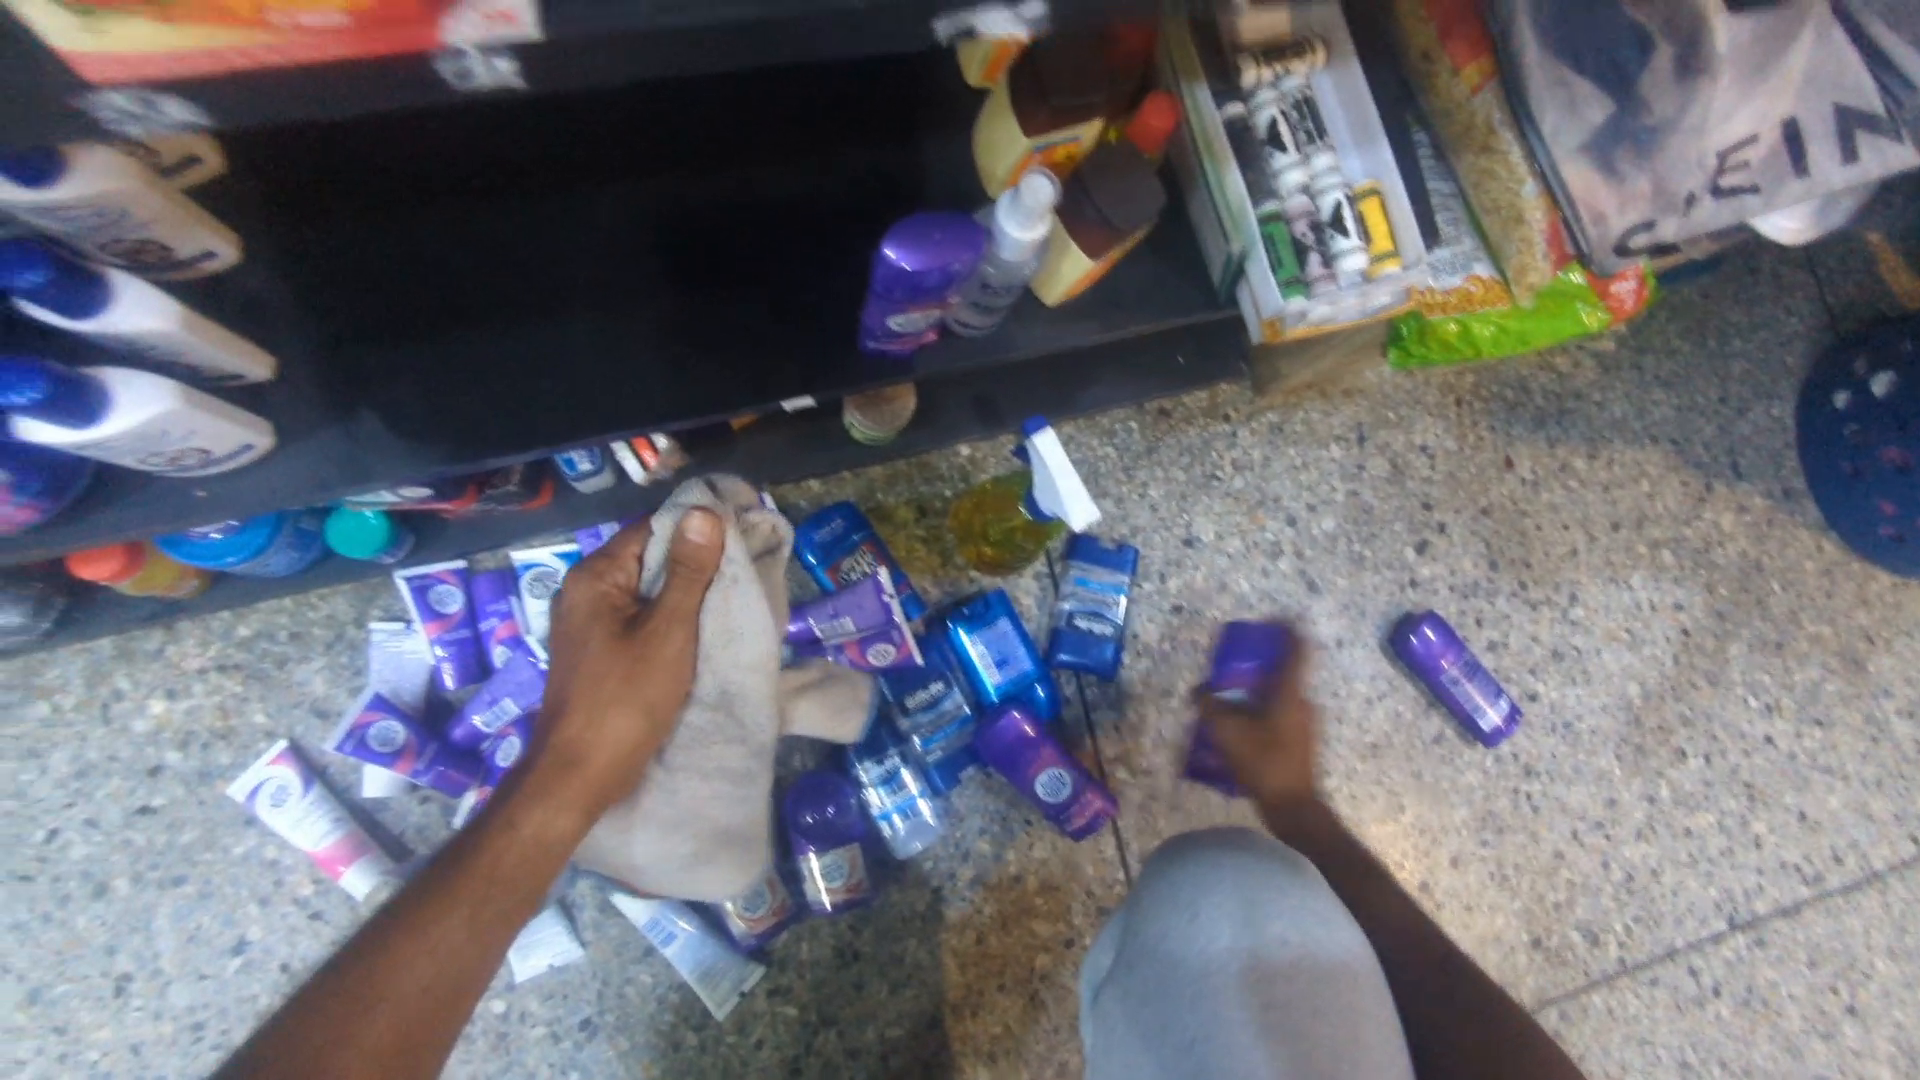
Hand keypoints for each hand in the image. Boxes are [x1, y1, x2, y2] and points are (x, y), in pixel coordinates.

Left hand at [524, 509, 723, 823]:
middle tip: (745, 567)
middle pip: (649, 559)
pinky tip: (702, 630)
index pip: (651, 529)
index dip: (696, 528)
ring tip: (732, 597)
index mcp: (595, 577)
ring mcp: (590, 624)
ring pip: (648, 592)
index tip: (741, 533)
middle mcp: (586, 592)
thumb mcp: (668, 631)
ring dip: (686, 595)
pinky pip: (641, 619)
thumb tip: (704, 512)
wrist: (580, 774)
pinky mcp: (600, 651)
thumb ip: (688, 572)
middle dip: (696, 563)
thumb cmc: (626, 699)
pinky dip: (671, 620)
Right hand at [1196, 627, 1320, 811]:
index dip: (1288, 629)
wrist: (1293, 806)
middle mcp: (1302, 702)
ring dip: (1257, 690)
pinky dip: (1261, 710)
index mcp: (1288, 692)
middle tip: (1232, 664)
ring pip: (1280, 694)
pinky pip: (1279, 712)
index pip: (1297, 649)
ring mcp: (1305, 722)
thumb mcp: (1226, 732)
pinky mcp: (1302, 740)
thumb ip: (1209, 705)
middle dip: (1259, 664)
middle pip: (1283, 671)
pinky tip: (1239, 725)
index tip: (1273, 618)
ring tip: (1229, 697)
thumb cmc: (1263, 762)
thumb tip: (1198, 691)